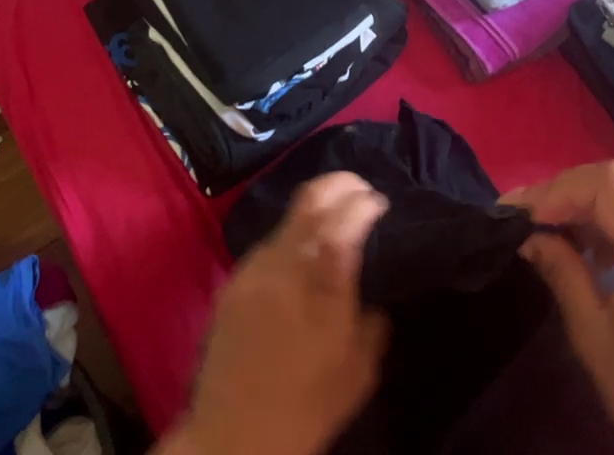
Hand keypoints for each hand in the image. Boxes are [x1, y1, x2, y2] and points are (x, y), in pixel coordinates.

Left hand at [158, 172, 390, 454]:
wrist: (233, 435)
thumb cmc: (308, 405)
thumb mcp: (360, 368)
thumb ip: (372, 319)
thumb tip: (374, 293)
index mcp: (321, 285)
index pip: (344, 219)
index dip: (365, 202)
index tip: (380, 202)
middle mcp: (284, 264)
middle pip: (310, 199)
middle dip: (340, 185)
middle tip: (360, 190)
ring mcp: (253, 269)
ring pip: (287, 219)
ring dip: (314, 211)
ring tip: (333, 224)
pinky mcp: (233, 282)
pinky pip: (268, 245)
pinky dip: (291, 238)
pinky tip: (301, 260)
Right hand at [505, 162, 613, 454]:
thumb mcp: (595, 338)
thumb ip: (563, 273)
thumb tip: (530, 235)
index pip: (610, 184)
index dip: (560, 188)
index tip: (526, 217)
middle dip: (566, 197)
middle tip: (524, 221)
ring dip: (589, 210)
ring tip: (551, 236)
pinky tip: (593, 252)